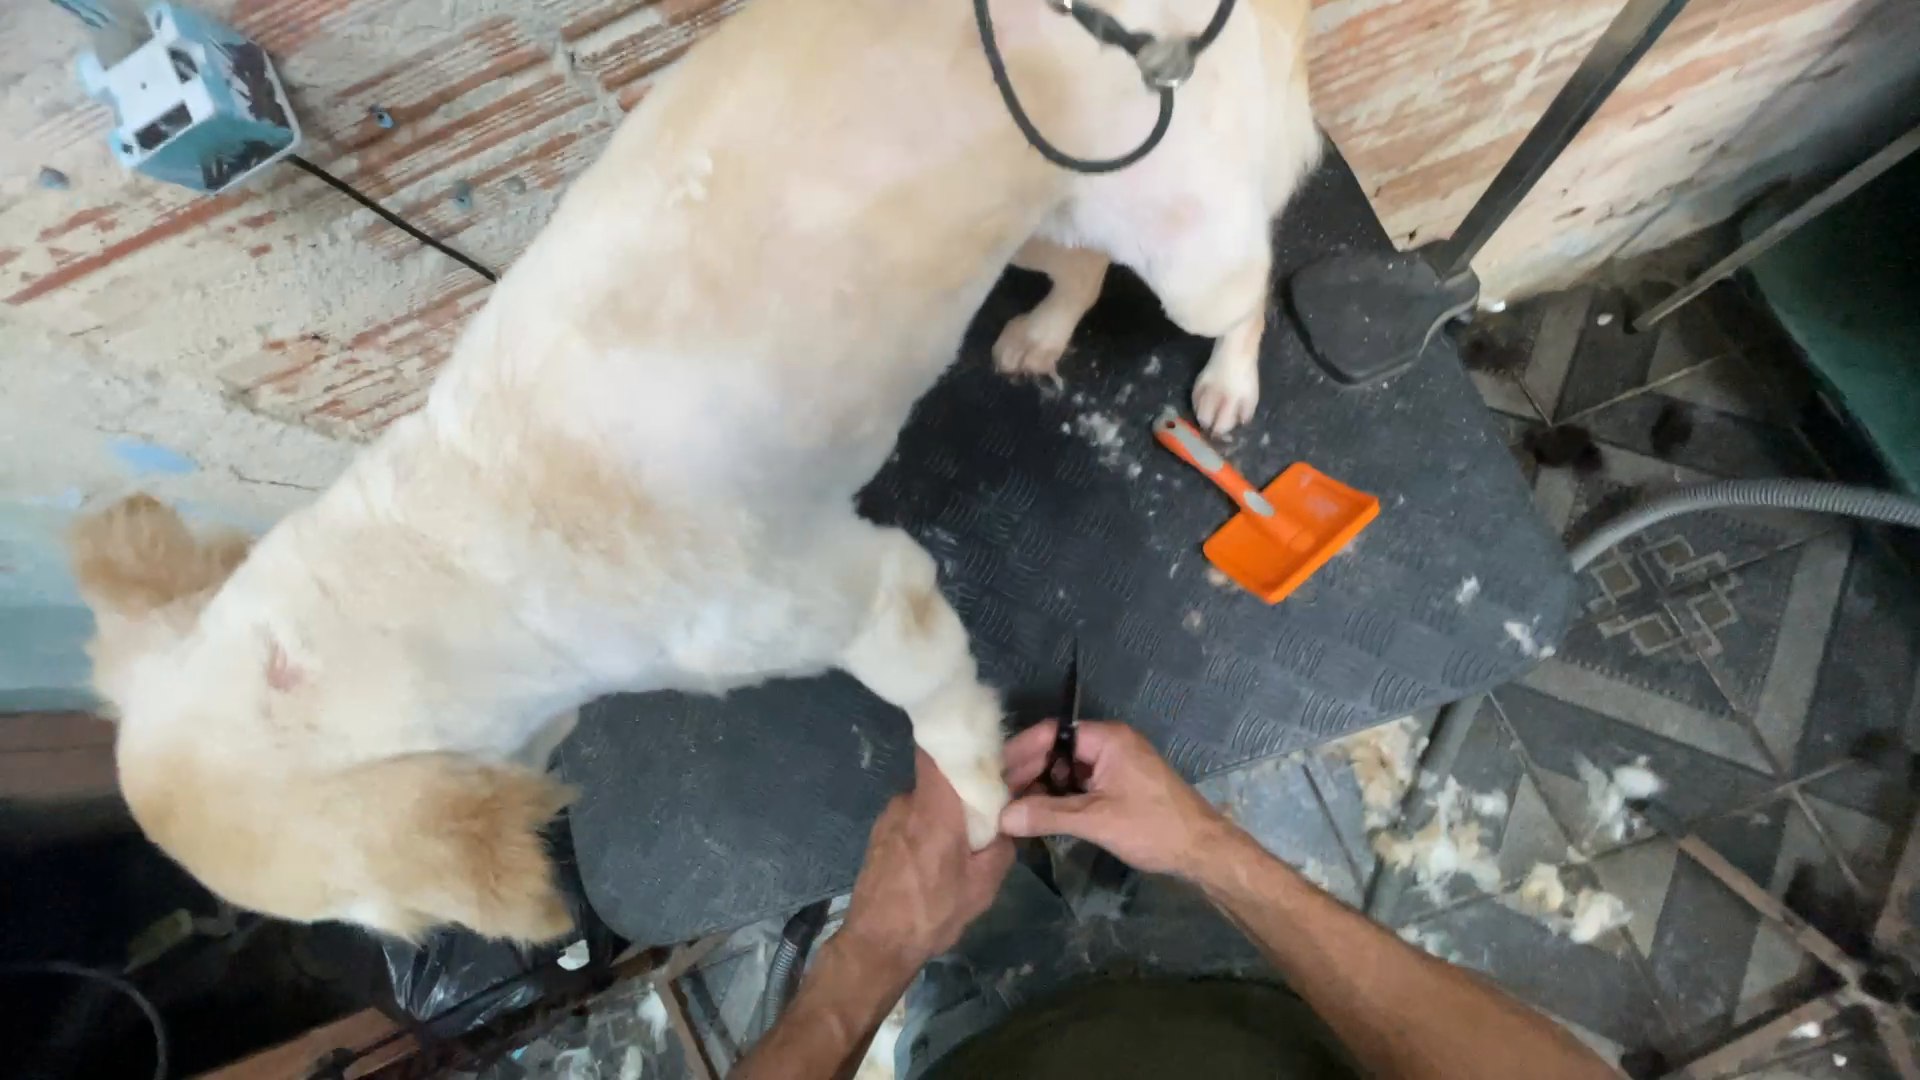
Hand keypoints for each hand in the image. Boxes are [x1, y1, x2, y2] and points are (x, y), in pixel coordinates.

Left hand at [838, 750, 1013, 975]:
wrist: (875, 945)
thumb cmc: (932, 912)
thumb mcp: (983, 885)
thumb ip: (1001, 845)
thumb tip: (1006, 822)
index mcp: (934, 805)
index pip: (939, 748)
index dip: (962, 735)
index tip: (989, 734)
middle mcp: (909, 800)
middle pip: (944, 772)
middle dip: (971, 778)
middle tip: (1000, 791)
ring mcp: (891, 815)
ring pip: (931, 797)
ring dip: (951, 806)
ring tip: (971, 831)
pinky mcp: (882, 833)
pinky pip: (915, 815)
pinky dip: (933, 822)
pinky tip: (943, 850)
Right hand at [1000, 720, 1240, 877]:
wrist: (1204, 851)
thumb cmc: (1153, 827)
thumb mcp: (1097, 820)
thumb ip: (1048, 815)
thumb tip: (1002, 817)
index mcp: (1106, 738)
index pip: (1052, 733)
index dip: (1021, 751)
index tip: (995, 772)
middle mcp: (1110, 743)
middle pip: (1058, 749)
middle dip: (1029, 771)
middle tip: (1000, 794)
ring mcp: (1116, 764)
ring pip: (1068, 768)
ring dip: (1043, 786)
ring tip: (1015, 807)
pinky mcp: (1119, 784)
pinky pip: (1081, 782)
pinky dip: (1062, 796)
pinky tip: (1042, 814)